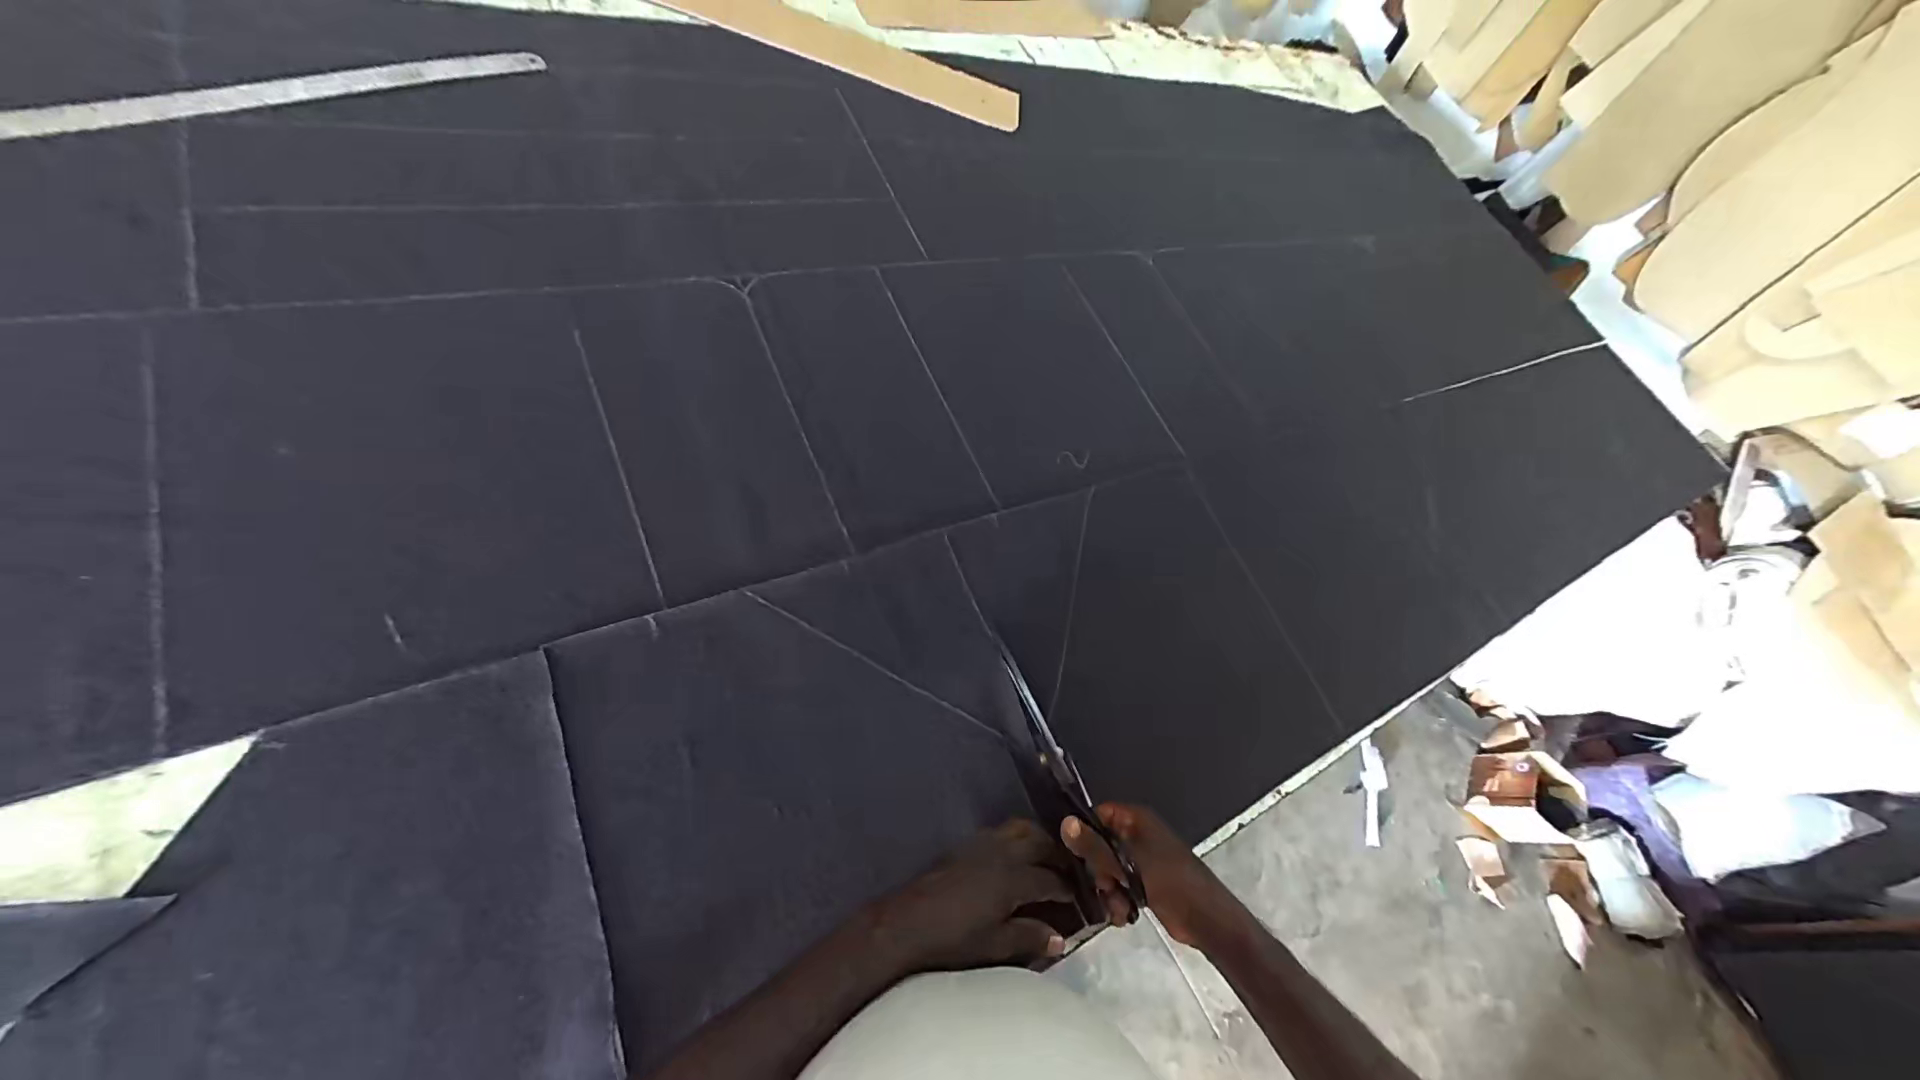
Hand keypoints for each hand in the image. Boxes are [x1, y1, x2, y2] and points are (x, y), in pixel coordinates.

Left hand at [867, 820, 1073, 973]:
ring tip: (1047, 856)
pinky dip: (1018, 837)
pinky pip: (1002, 830)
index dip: (1068, 890)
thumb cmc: (954, 938)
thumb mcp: (995, 944)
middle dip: (1058, 855)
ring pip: (1020, 828)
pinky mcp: (967, 843)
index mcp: (1013, 878)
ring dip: (1038, 838)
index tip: (1080, 899)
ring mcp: (983, 843)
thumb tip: (1061, 938)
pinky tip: (1015, 855)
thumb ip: (1029, 937)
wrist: (908, 921)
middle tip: (1069, 872)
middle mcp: (1002, 852)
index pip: (1051, 879)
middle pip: (1040, 842)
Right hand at [1061, 803, 1246, 949]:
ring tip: (1117, 907)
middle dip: (1099, 870)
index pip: (1098, 815)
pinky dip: (1117, 900)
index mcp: (1136, 820)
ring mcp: (1141, 860)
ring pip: (1107, 869)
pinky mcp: (1143, 884)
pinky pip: (1119, 886)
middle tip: (1106, 886)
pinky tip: (1123, 915)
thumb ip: (1095, 847)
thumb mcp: (1129, 864)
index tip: (1076, 854)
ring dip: (1108, 890)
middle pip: (1099, 844)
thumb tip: (1065, 823)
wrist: (1208, 921)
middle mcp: (1137, 835)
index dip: (1084, 831)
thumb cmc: (1172, 883)